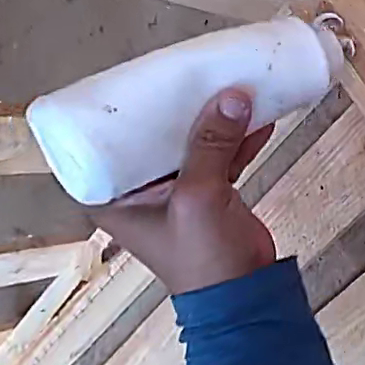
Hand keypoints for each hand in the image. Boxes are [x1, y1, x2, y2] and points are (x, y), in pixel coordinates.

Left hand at [92, 89, 277, 293]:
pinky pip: (222, 155)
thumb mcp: (199, 197)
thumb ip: (212, 146)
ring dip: (215, 119)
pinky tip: (260, 116)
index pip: (104, 138)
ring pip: (193, 141)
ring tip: (232, 86)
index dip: (121, 107)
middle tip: (192, 72)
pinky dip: (240, 138)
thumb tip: (232, 95)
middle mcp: (140, 187)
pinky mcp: (212, 191)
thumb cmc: (203, 256)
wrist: (245, 291)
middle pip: (154, 133)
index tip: (141, 75)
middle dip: (178, 105)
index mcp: (113, 194)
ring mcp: (178, 189)